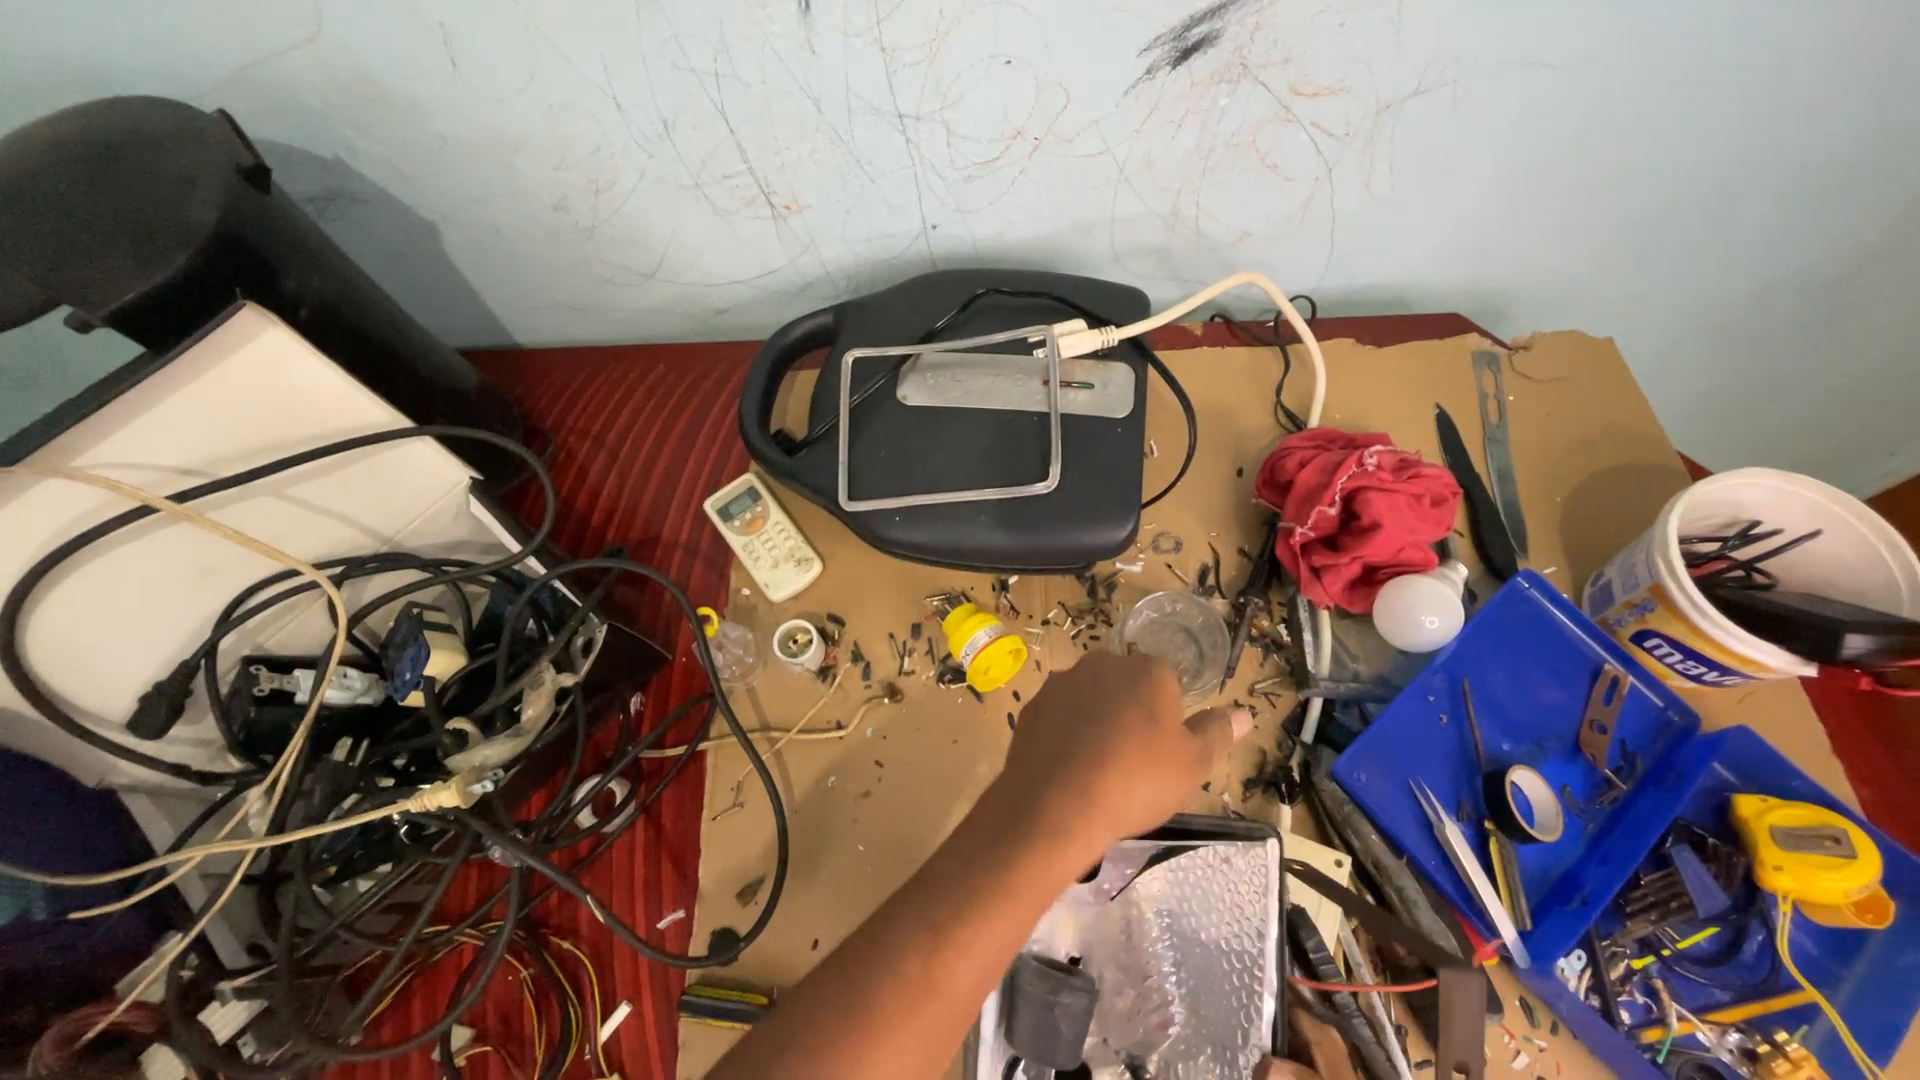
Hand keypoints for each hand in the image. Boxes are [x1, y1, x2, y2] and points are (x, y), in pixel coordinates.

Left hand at [992, 651, 1250, 859]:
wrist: (1055, 806)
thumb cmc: (1137, 782)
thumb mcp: (1193, 764)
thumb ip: (1217, 732)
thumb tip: (1243, 713)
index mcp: (1147, 670)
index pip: (1167, 681)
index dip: (1168, 716)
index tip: (1162, 750)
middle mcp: (1102, 664)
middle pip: (1125, 684)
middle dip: (1130, 711)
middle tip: (1133, 759)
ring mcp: (1061, 683)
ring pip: (1089, 698)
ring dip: (1095, 721)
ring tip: (1097, 767)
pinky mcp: (1032, 706)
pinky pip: (1059, 716)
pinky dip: (1065, 734)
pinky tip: (1068, 767)